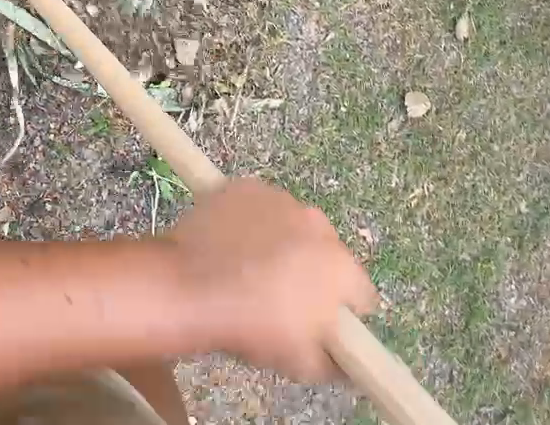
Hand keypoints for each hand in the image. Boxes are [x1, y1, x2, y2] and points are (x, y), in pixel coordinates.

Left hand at [166, 177, 379, 381]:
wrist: (189, 284)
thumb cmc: (250, 325)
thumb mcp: (302, 364)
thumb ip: (335, 362)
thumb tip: (343, 359)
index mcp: (341, 267)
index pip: (360, 293)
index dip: (342, 311)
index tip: (320, 321)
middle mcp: (318, 223)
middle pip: (326, 252)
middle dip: (311, 271)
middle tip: (281, 294)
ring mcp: (280, 199)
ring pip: (292, 226)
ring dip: (282, 242)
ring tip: (250, 266)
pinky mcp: (247, 186)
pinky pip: (260, 207)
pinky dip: (252, 221)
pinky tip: (232, 242)